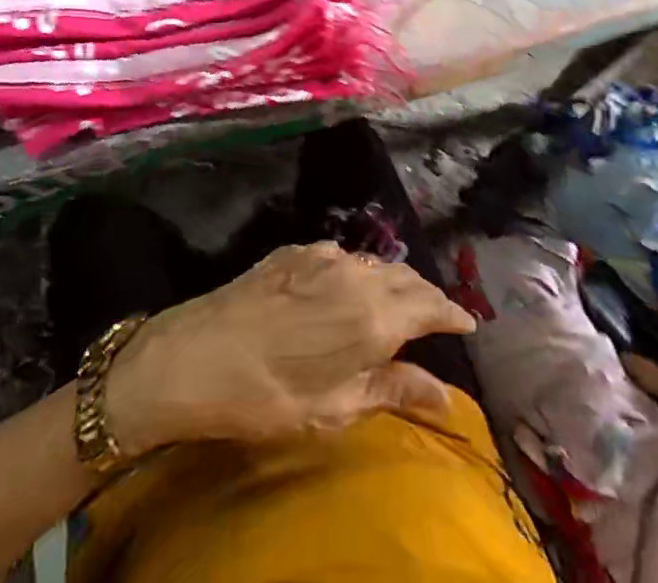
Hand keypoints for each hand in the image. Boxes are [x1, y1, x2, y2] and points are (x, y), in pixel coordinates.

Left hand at [103, 242, 477, 454]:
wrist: (190, 356)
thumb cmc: (267, 395)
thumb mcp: (335, 406)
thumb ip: (392, 389)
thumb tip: (445, 396)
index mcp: (374, 315)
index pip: (431, 306)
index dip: (453, 315)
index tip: (467, 325)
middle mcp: (353, 274)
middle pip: (405, 278)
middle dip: (426, 296)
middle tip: (435, 318)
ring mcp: (317, 256)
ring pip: (371, 263)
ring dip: (390, 281)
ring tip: (394, 304)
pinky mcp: (288, 252)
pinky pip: (338, 256)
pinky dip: (356, 272)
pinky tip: (345, 288)